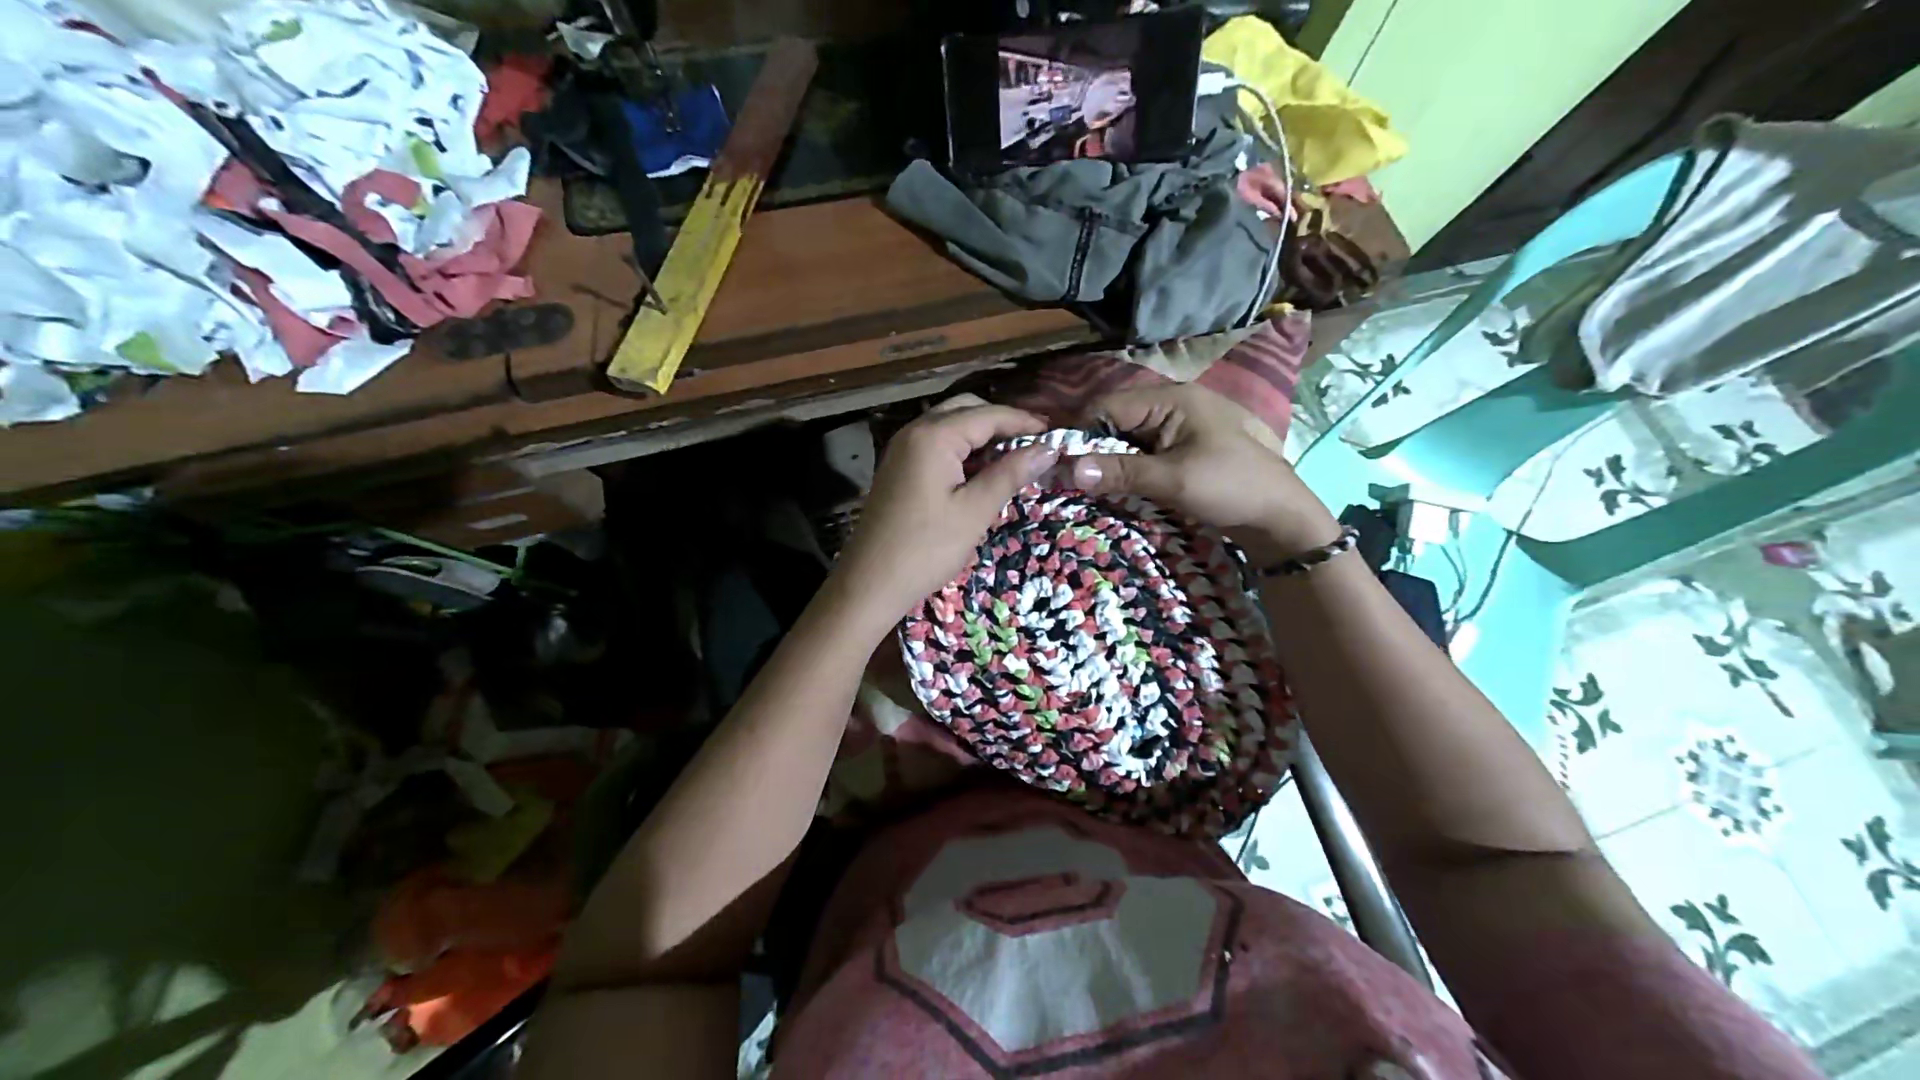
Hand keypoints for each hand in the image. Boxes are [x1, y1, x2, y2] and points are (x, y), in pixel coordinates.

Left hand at [827, 396, 1058, 638]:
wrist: (870, 582)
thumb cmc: (926, 548)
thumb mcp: (975, 511)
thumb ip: (1011, 473)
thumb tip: (1048, 448)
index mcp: (934, 436)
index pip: (989, 415)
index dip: (1025, 422)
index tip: (1056, 437)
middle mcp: (915, 431)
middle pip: (967, 410)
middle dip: (1002, 424)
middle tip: (1034, 447)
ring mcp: (903, 449)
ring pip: (951, 426)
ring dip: (983, 437)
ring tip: (1015, 461)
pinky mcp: (899, 468)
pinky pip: (937, 445)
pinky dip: (963, 451)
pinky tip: (982, 473)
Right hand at [1069, 384, 1340, 562]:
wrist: (1280, 517)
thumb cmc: (1231, 488)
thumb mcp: (1174, 481)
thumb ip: (1121, 472)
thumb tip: (1068, 468)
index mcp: (1173, 399)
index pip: (1109, 406)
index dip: (1081, 432)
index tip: (1060, 463)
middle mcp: (1173, 404)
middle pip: (1116, 419)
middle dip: (1093, 448)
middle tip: (1070, 478)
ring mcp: (1179, 426)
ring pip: (1127, 437)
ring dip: (1109, 460)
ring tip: (1088, 485)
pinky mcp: (1183, 447)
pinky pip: (1143, 450)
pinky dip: (1127, 466)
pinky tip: (1116, 486)